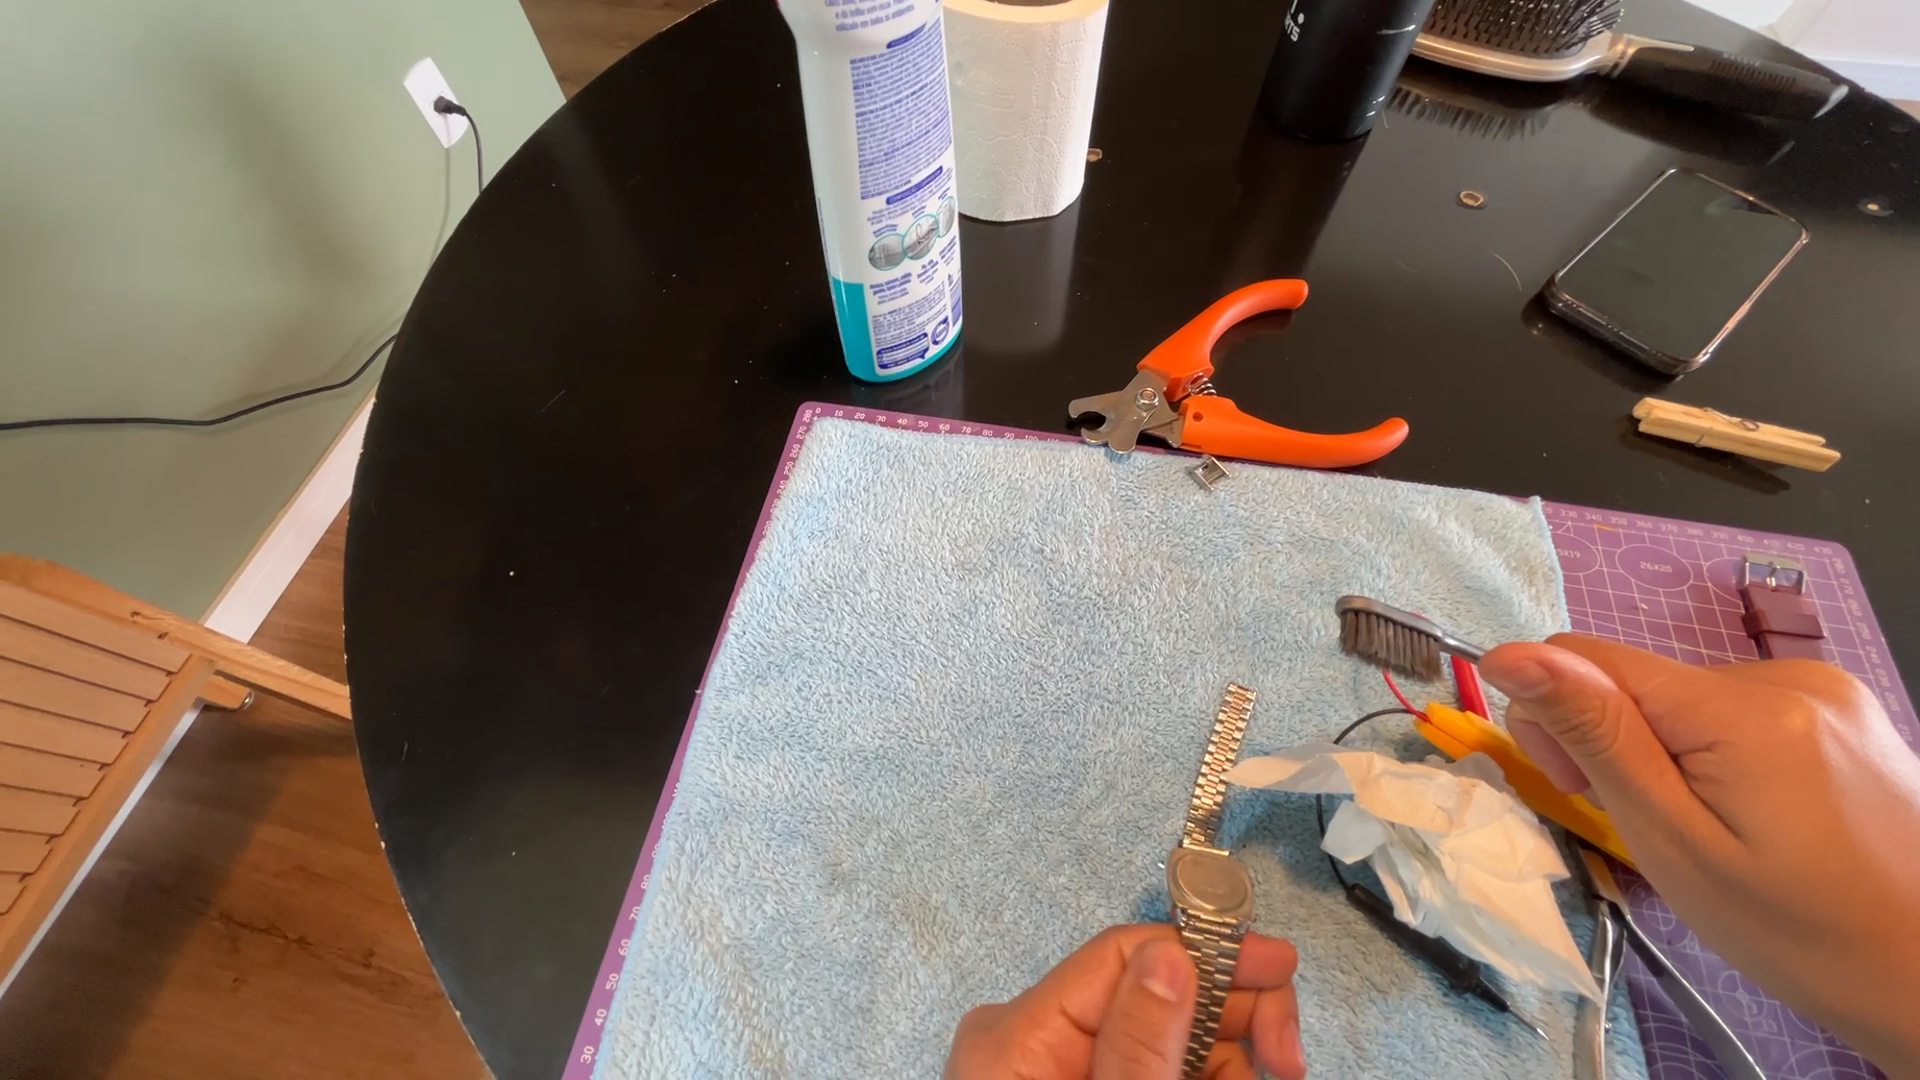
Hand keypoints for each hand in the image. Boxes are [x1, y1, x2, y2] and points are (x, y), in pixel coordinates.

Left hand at [943, 924, 1306, 1079]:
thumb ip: (1138, 1047)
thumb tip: (1172, 955)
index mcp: (1021, 1030)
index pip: (1119, 957)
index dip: (1203, 949)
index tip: (1281, 964)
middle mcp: (1035, 1038)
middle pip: (1146, 992)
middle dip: (1227, 1018)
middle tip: (1289, 1063)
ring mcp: (1057, 1070)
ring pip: (1161, 1038)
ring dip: (1226, 1064)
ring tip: (1267, 1078)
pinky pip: (1149, 1070)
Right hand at [1480, 635, 1919, 1075]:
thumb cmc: (1795, 931)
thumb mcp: (1668, 837)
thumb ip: (1591, 733)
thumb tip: (1506, 654)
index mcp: (1744, 708)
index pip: (1582, 657)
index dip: (1553, 713)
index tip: (1580, 786)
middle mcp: (1786, 675)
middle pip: (1626, 676)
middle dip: (1602, 736)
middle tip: (1635, 814)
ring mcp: (1820, 689)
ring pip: (1664, 693)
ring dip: (1649, 747)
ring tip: (1694, 819)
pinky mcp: (1832, 710)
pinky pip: (1713, 705)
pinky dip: (1695, 748)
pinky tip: (1734, 805)